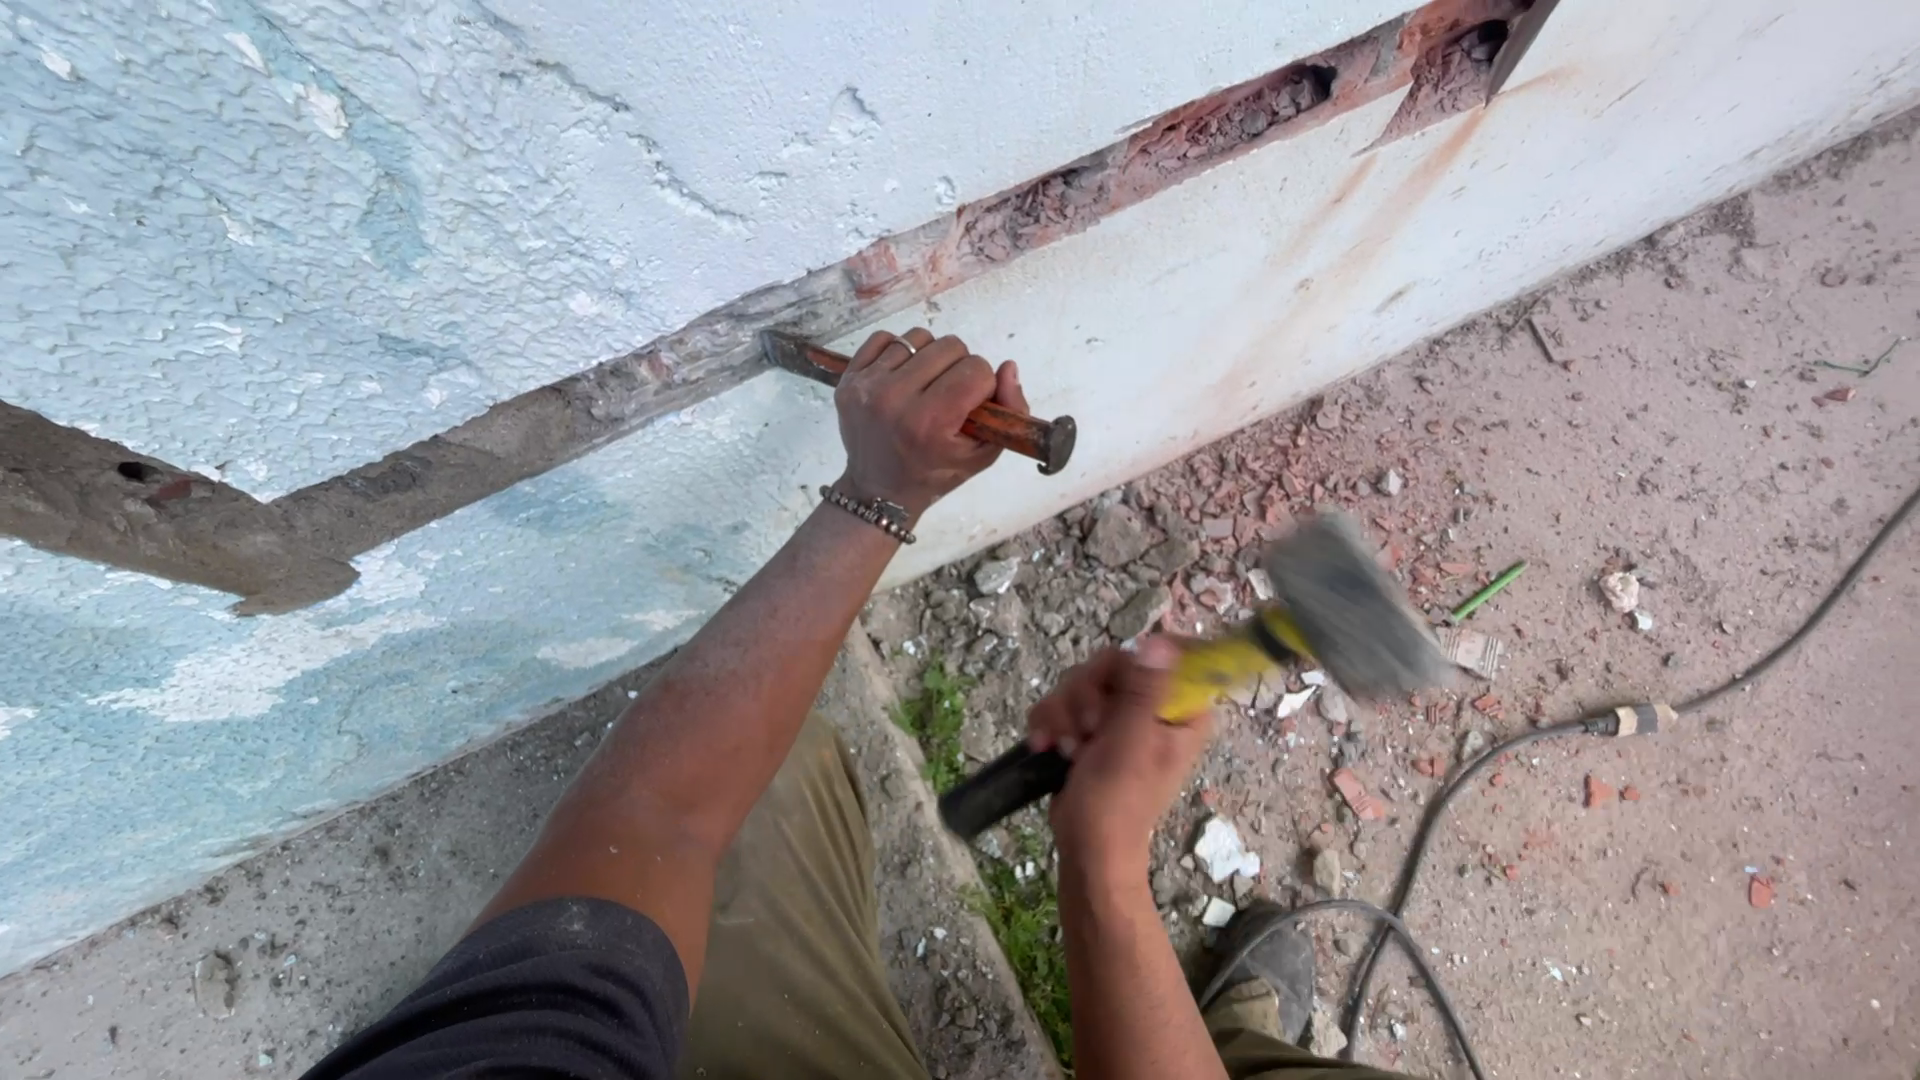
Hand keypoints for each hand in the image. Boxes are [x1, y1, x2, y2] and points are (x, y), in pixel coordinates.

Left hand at [832, 328, 1027, 516]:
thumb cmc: (936, 474)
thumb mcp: (983, 453)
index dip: (983, 386)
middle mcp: (895, 399)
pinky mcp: (849, 378)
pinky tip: (902, 378)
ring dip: (930, 358)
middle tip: (950, 396)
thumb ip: (1009, 411)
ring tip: (926, 386)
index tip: (972, 406)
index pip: (976, 370)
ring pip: (919, 338)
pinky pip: (885, 338)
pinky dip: (900, 352)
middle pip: (950, 347)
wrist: (878, 490)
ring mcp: (867, 386)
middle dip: (960, 368)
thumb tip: (1008, 367)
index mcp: (929, 422)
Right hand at [1027, 638, 1211, 877]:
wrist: (1086, 847)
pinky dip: (1051, 722)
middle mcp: (1153, 707)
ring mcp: (1118, 716)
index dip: (1142, 654)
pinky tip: (1046, 745)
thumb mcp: (1132, 741)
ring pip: (1083, 680)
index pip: (1174, 656)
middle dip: (1087, 693)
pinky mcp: (1088, 727)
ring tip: (1064, 748)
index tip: (1111, 672)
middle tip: (1085, 727)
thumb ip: (1143, 690)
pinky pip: (1063, 701)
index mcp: (1182, 710)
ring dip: (1064, 712)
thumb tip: (1159, 642)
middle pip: (1114, 662)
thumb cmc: (1117, 801)